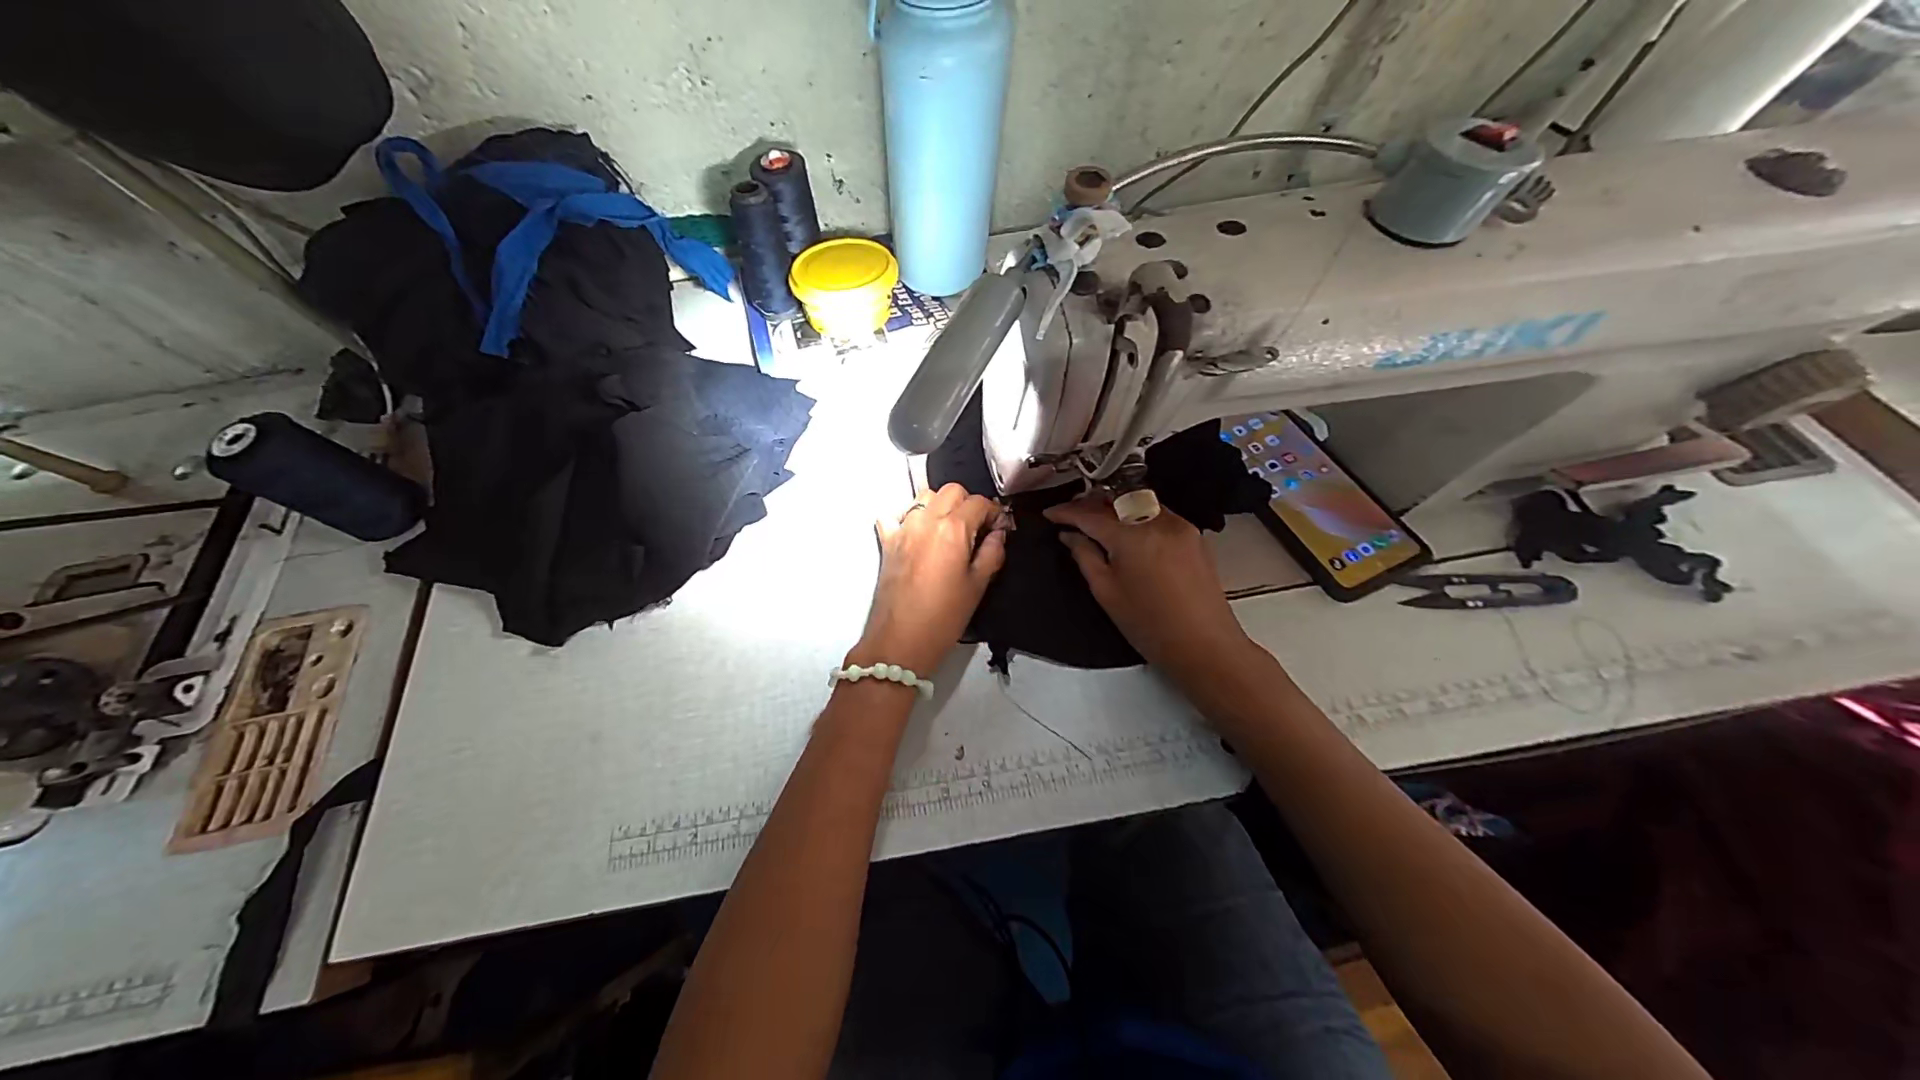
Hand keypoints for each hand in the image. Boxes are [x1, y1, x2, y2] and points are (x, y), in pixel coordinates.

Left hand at [851, 483, 1008, 677]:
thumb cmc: (940, 619)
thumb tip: (998, 534)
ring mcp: (903, 529)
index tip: (998, 526)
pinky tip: (919, 533)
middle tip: (977, 526)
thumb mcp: (977, 586)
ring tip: (950, 529)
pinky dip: (908, 517)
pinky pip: (896, 515)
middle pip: (951, 490)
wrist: (900, 641)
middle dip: (968, 502)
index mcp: (952, 529)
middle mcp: (925, 522)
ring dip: (940, 504)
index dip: (994, 512)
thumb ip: (991, 553)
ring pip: (924, 497)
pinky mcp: (887, 542)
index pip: (979, 502)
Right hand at [1044, 494, 1264, 689]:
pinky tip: (1125, 531)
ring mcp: (1180, 526)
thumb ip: (1085, 556)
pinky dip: (1135, 514)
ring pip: (1138, 500)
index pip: (1090, 513)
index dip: (1066, 512)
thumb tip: (1070, 536)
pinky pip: (1157, 512)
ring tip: (1095, 521)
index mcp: (1133, 537)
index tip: (1050, 515)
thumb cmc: (1152, 627)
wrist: (1204, 645)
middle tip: (1070, 515)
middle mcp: (1159, 522)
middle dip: (1090, 503)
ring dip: (1114, 505)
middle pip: (1117, 498)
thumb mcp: (1107, 593)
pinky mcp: (1193, 535)